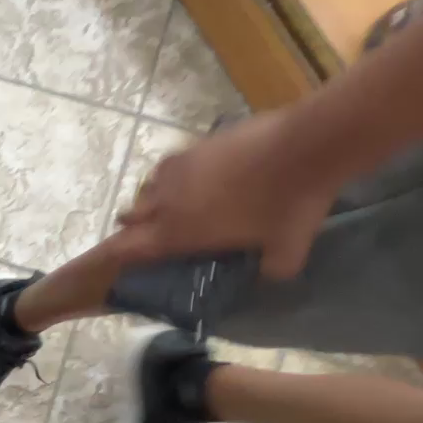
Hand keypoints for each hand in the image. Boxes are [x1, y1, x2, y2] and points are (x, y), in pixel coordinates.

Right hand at [108, 110, 337, 280]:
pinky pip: (165, 167)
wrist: (306, 145)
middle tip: (156, 228)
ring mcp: (173, 174)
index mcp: (176, 233)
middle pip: (127, 217)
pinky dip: (171, 175)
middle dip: (136, 225)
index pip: (124, 249)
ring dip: (152, 199)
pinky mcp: (189, 149)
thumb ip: (275, 266)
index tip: (124, 259)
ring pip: (144, 191)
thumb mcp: (290, 244)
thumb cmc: (290, 201)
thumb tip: (271, 277)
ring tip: (174, 200)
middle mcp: (163, 205)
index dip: (117, 255)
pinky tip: (191, 174)